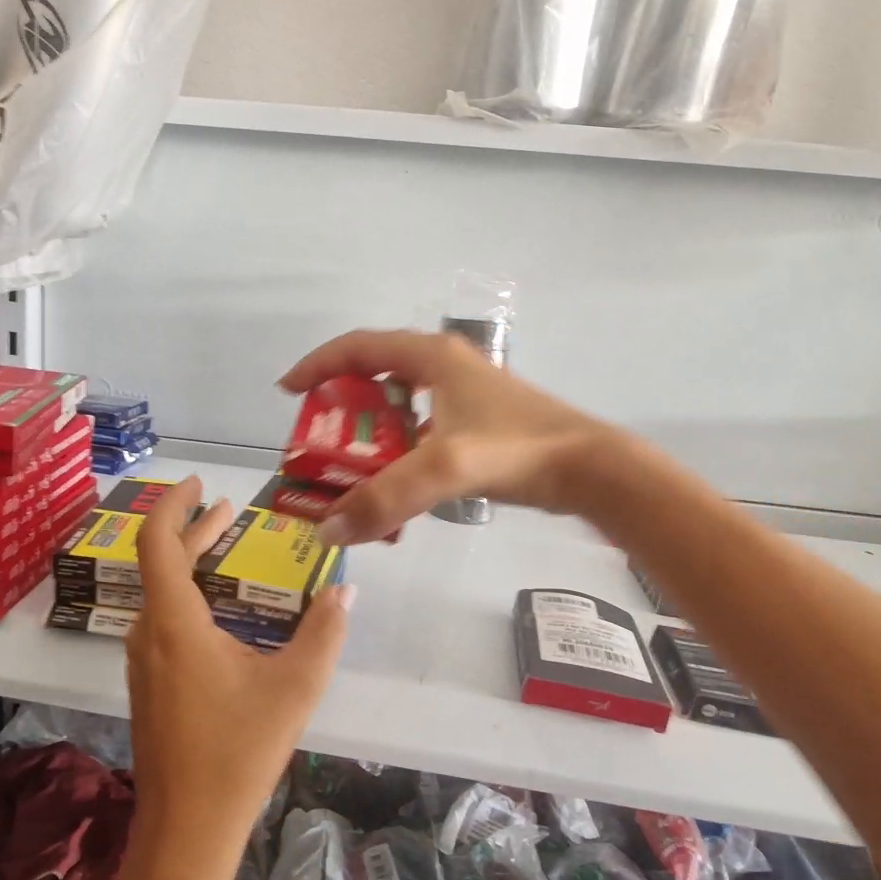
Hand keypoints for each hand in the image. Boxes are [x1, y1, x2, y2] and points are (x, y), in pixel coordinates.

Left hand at [129, 476, 356, 838]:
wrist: (187, 830)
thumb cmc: (238, 752)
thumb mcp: (295, 688)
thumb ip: (323, 633)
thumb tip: (345, 591)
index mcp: (174, 623)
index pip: (157, 542)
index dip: (173, 505)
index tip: (198, 484)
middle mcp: (149, 634)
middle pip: (162, 565)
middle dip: (194, 531)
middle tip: (228, 510)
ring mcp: (144, 662)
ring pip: (162, 595)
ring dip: (192, 566)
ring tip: (230, 551)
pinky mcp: (150, 686)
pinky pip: (164, 623)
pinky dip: (190, 598)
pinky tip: (226, 613)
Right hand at [280, 329, 614, 544]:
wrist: (592, 468)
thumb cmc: (516, 449)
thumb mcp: (443, 469)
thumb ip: (381, 499)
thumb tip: (328, 532)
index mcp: (431, 357)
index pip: (357, 347)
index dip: (317, 365)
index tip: (287, 392)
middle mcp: (445, 367)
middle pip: (375, 379)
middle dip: (341, 413)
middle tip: (318, 446)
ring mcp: (465, 396)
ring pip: (400, 411)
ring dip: (371, 441)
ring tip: (351, 475)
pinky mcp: (479, 425)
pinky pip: (422, 435)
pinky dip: (401, 458)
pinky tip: (398, 493)